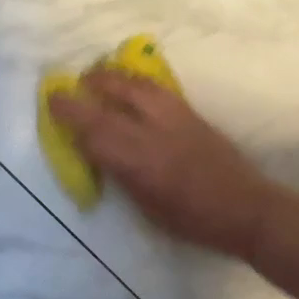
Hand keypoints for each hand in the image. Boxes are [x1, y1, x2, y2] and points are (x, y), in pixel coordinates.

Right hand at [49, 67, 272, 253]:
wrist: (246, 208)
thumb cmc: (194, 221)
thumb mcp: (147, 209)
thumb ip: (121, 174)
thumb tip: (97, 151)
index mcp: (139, 161)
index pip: (93, 129)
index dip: (69, 113)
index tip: (51, 101)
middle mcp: (151, 131)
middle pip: (108, 98)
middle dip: (82, 90)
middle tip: (66, 88)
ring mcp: (172, 115)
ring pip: (131, 83)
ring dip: (107, 77)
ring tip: (93, 76)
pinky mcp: (188, 109)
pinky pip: (152, 85)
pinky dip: (132, 80)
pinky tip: (126, 82)